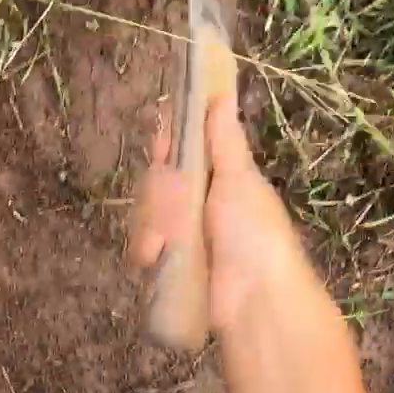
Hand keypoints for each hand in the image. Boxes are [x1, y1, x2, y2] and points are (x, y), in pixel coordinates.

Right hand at [126, 99, 306, 329]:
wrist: (253, 298)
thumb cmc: (255, 233)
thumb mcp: (240, 179)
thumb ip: (224, 139)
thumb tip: (220, 94)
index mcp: (217, 178)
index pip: (181, 148)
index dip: (169, 143)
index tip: (164, 143)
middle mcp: (195, 203)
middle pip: (155, 181)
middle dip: (159, 194)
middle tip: (176, 206)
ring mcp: (178, 235)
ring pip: (143, 214)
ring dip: (151, 226)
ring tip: (167, 245)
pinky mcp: (164, 264)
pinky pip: (138, 245)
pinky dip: (145, 251)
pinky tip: (157, 259)